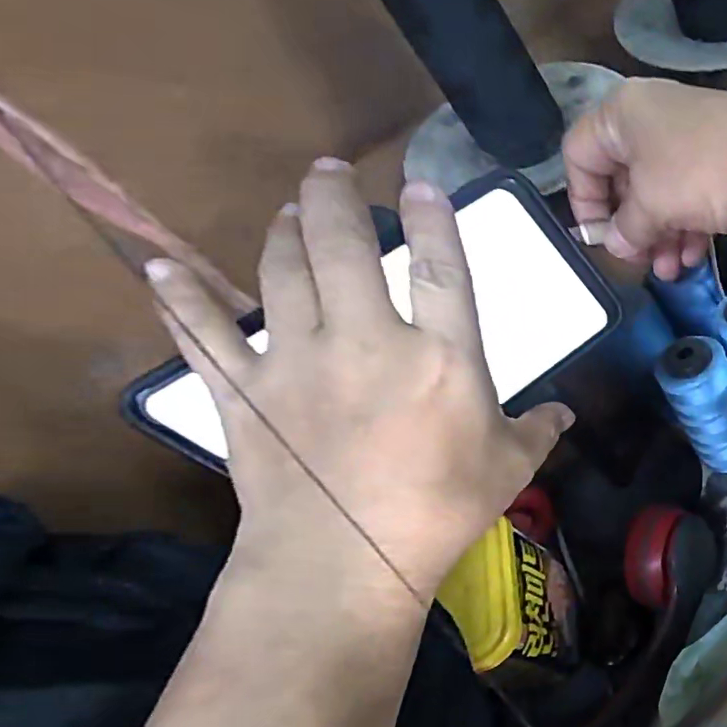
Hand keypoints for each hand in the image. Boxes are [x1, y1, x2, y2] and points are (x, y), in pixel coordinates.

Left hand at [146, 159, 572, 602]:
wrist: (350, 556)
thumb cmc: (446, 507)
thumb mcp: (512, 465)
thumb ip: (539, 429)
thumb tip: (564, 414)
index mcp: (444, 357)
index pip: (441, 269)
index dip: (434, 219)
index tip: (422, 185)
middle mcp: (368, 340)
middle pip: (343, 247)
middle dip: (334, 198)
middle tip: (330, 170)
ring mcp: (297, 360)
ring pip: (280, 273)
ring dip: (281, 231)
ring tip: (287, 209)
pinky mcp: (243, 390)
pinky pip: (203, 332)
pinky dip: (180, 297)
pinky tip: (162, 268)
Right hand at [564, 79, 726, 279]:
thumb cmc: (704, 173)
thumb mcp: (653, 204)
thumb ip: (627, 228)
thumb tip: (614, 244)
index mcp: (621, 114)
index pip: (580, 155)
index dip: (583, 202)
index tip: (600, 240)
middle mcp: (652, 121)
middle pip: (623, 180)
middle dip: (631, 228)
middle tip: (641, 263)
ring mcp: (691, 142)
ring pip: (661, 195)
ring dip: (661, 237)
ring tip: (671, 270)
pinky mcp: (722, 164)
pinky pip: (692, 198)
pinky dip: (687, 228)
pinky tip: (692, 258)